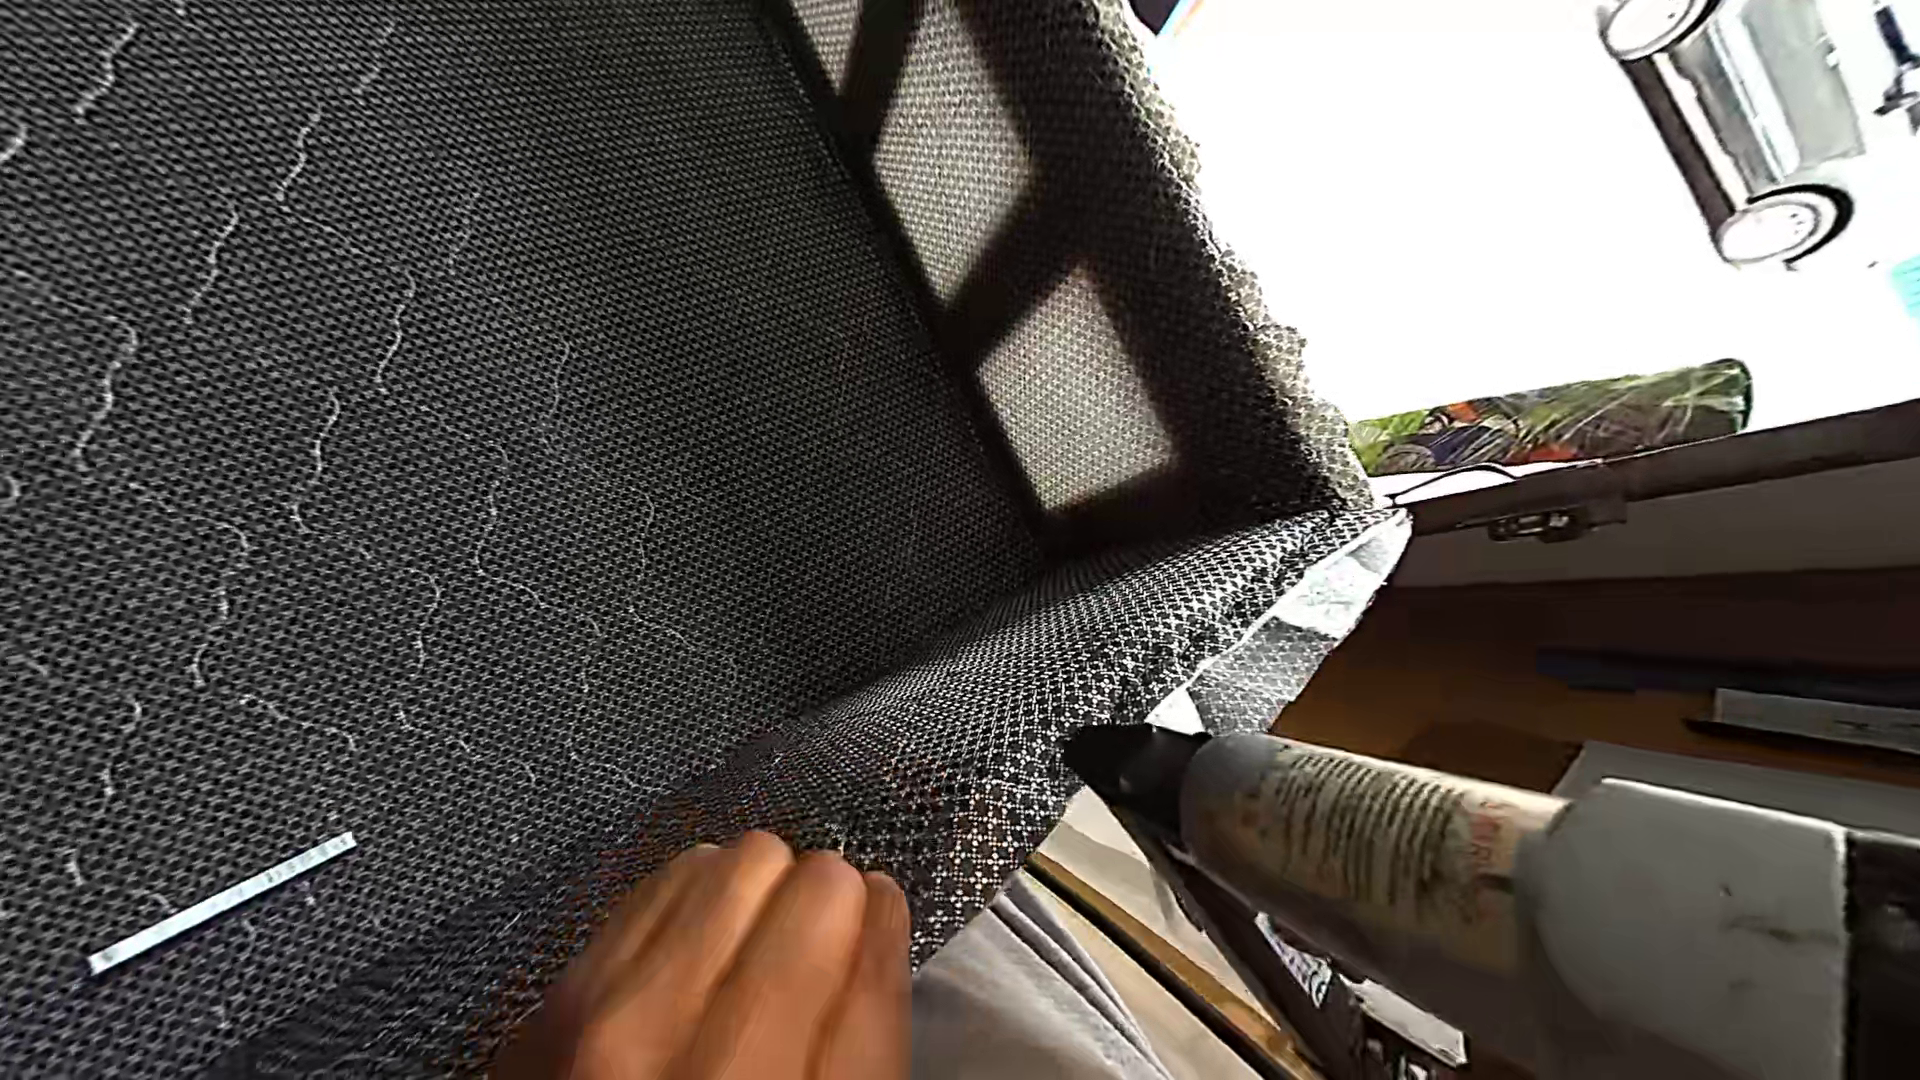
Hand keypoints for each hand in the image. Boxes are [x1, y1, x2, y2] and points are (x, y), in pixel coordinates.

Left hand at [495, 832, 910, 1079]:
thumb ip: (867, 1021)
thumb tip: (874, 903)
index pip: (874, 962)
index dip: (883, 920)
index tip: (875, 910)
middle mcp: (713, 1069)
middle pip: (819, 889)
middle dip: (829, 896)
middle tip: (809, 933)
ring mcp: (622, 1026)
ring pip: (749, 858)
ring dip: (764, 886)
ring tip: (747, 936)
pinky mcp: (563, 994)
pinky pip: (675, 872)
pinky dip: (704, 889)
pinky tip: (695, 939)